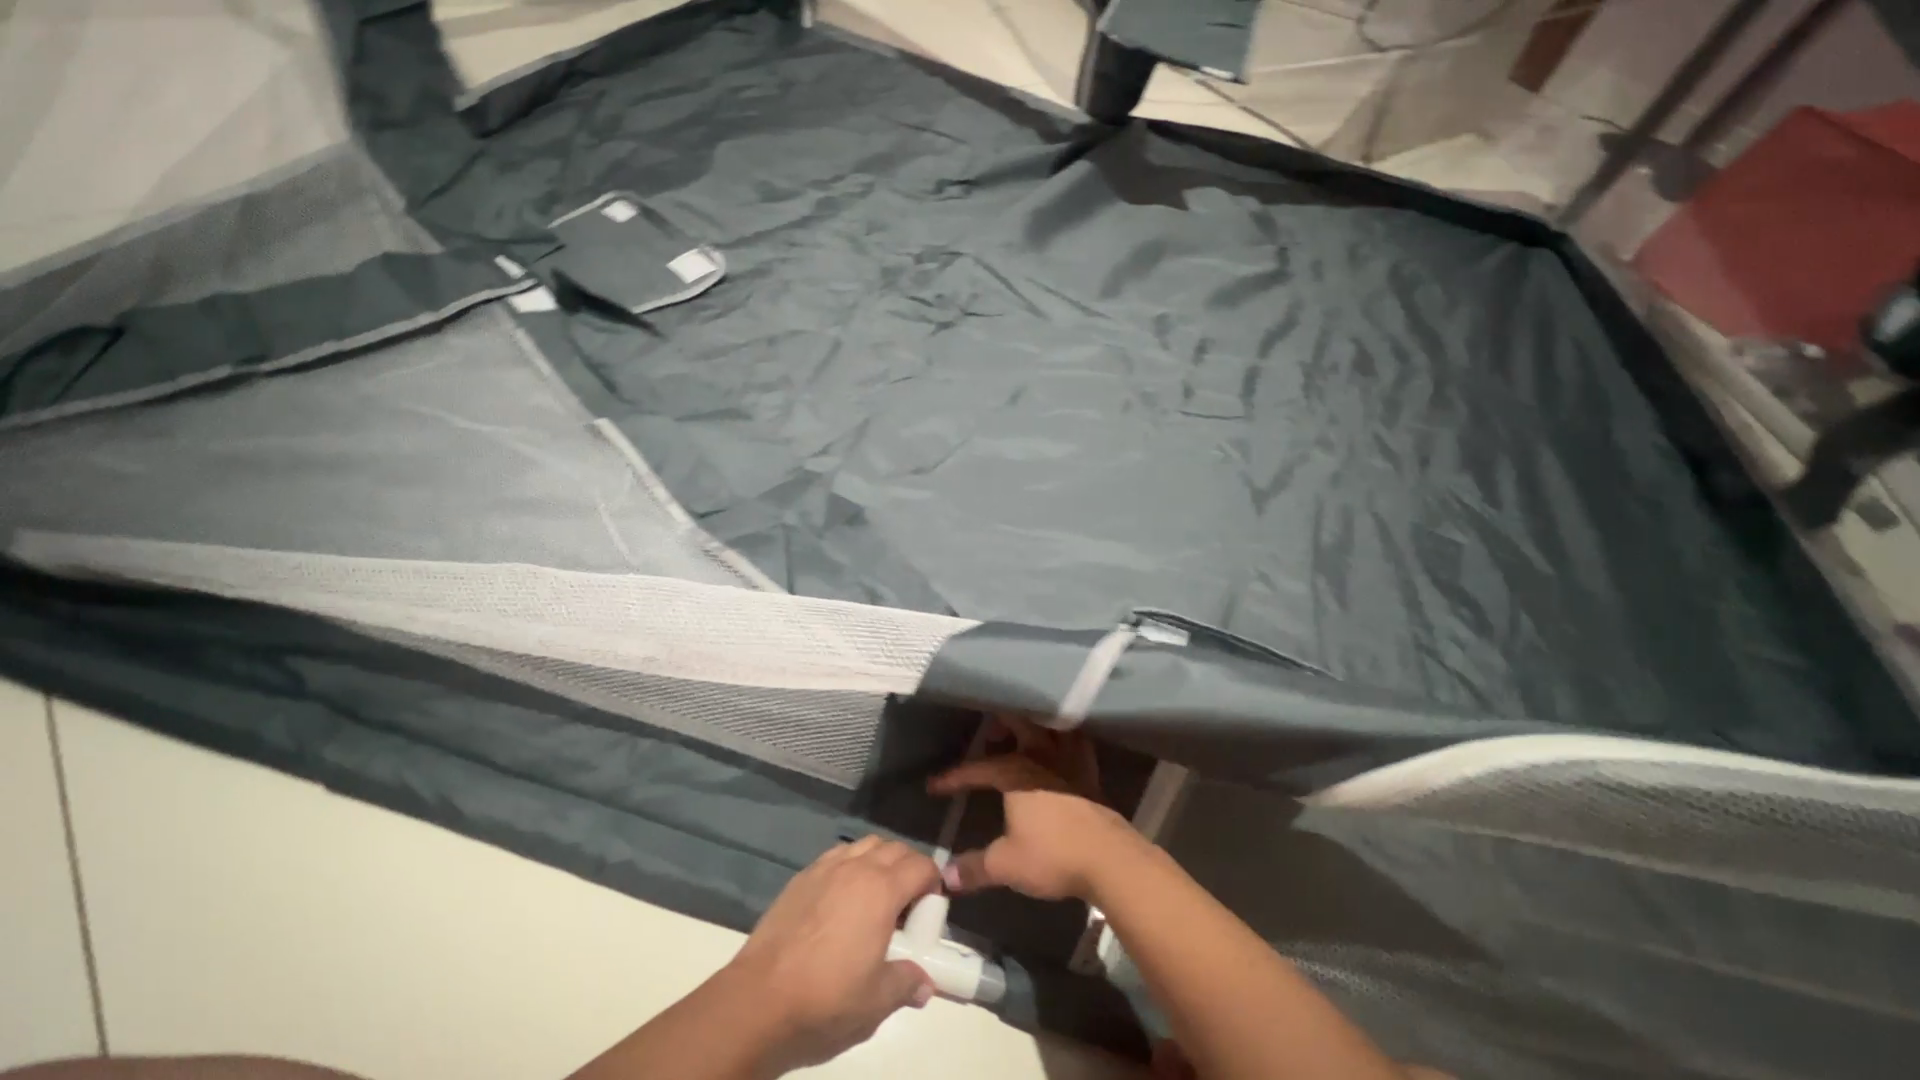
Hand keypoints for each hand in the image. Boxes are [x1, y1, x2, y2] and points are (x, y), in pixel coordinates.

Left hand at [718, 836, 939, 1075]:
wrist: (759, 1001)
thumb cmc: (826, 998)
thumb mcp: (877, 1001)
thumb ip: (907, 984)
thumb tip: (924, 984)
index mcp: (881, 890)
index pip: (921, 866)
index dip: (934, 884)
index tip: (932, 911)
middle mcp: (854, 869)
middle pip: (894, 849)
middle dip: (909, 868)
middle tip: (909, 906)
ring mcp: (822, 870)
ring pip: (863, 846)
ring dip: (879, 861)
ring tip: (877, 898)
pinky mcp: (798, 880)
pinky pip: (835, 857)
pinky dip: (850, 866)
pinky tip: (842, 901)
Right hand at [927, 717, 1148, 902]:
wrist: (1110, 861)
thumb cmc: (1052, 856)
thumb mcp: (1006, 865)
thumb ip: (974, 868)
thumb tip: (944, 877)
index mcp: (1016, 773)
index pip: (978, 769)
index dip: (954, 777)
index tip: (934, 786)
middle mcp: (1042, 758)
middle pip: (1020, 725)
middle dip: (1001, 723)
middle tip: (988, 733)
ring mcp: (1071, 764)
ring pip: (1051, 729)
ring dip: (1037, 725)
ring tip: (1025, 734)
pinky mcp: (1092, 776)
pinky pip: (1077, 746)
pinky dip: (1067, 740)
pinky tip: (1063, 749)